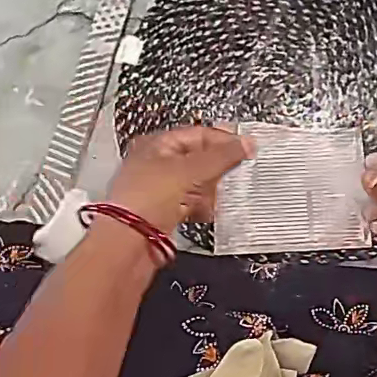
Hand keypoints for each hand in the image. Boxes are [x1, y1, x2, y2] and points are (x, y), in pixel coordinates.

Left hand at [106, 126, 252, 234]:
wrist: (130, 241)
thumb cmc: (145, 199)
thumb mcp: (190, 169)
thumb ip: (222, 156)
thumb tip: (246, 144)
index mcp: (157, 145)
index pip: (199, 134)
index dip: (223, 140)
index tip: (245, 149)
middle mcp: (157, 165)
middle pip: (200, 160)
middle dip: (217, 170)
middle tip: (233, 174)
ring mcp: (161, 190)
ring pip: (198, 184)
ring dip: (210, 192)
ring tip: (215, 198)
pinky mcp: (165, 212)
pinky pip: (192, 205)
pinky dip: (202, 208)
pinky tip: (205, 213)